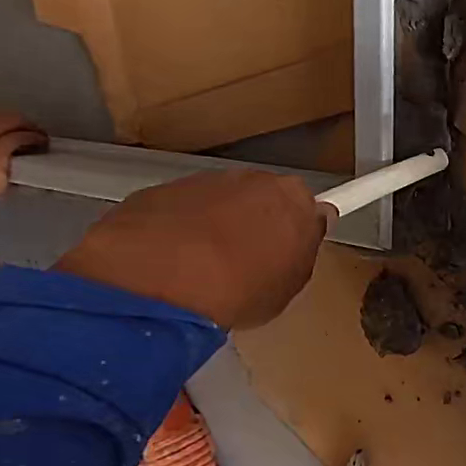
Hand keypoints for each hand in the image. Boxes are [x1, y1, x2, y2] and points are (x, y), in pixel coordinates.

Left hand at [0, 111, 47, 203]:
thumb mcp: (6, 174)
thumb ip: (15, 154)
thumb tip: (25, 146)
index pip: (23, 133)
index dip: (37, 136)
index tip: (44, 141)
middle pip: (9, 118)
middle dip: (23, 125)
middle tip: (32, 133)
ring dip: (5, 122)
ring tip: (11, 132)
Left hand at [54, 170, 332, 329]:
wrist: (158, 282)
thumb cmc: (241, 287)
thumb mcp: (291, 283)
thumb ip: (302, 251)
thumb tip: (304, 235)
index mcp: (294, 196)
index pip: (308, 206)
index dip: (300, 228)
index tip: (291, 247)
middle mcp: (251, 178)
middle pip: (261, 198)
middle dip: (256, 224)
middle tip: (249, 264)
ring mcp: (201, 181)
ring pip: (218, 202)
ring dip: (214, 227)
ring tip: (204, 271)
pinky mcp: (156, 191)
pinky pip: (177, 211)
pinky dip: (176, 231)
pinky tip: (171, 265)